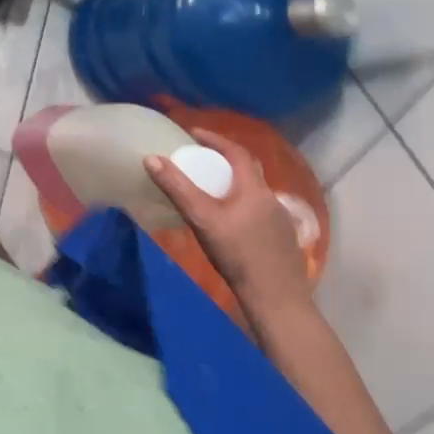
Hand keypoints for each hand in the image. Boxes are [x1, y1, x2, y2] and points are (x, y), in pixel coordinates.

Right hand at [146, 129, 311, 312]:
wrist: (277, 299)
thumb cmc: (238, 254)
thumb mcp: (202, 219)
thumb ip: (178, 188)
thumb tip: (152, 158)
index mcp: (255, 189)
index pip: (237, 153)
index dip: (215, 139)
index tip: (193, 134)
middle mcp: (271, 199)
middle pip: (248, 171)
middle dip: (223, 161)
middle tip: (199, 160)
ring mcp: (280, 221)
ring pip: (253, 192)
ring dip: (232, 184)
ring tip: (209, 190)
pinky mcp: (281, 240)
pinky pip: (257, 210)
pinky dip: (240, 204)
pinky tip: (228, 221)